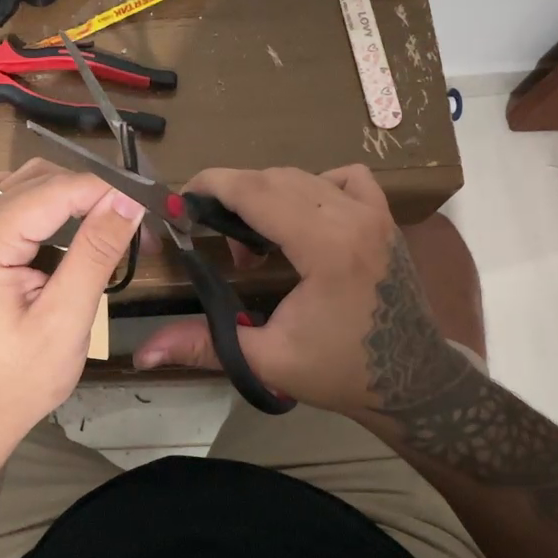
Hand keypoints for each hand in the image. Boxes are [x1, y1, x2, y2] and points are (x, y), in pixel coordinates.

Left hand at [0, 159, 146, 447]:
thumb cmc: (21, 377)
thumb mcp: (66, 318)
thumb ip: (95, 253)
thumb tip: (128, 201)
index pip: (55, 190)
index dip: (107, 190)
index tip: (150, 206)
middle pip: (40, 181)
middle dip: (93, 195)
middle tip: (137, 227)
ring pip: (24, 184)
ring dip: (70, 195)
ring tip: (110, 222)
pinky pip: (6, 199)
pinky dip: (41, 201)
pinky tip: (63, 218)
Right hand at [133, 166, 470, 417]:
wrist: (413, 381)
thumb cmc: (341, 371)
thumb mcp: (267, 360)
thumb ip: (204, 346)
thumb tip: (144, 353)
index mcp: (327, 247)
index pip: (258, 191)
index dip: (212, 186)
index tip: (179, 199)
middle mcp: (354, 217)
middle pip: (275, 179)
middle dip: (231, 196)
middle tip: (207, 233)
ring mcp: (375, 214)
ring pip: (304, 176)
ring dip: (266, 196)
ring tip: (250, 241)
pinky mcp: (384, 219)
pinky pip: (343, 178)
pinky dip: (312, 187)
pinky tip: (298, 220)